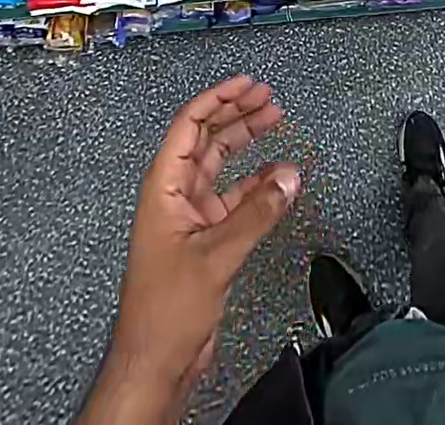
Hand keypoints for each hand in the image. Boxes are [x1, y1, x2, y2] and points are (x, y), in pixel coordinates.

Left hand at [82, 76, 299, 424]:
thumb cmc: (164, 311)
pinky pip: (235, 192)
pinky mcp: (207, 233)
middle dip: (236, 113)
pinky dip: (257, 180)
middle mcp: (176, 194)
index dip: (217, 99)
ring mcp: (192, 213)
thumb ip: (257, 213)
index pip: (190, 126)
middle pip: (207, 137)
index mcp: (165, 187)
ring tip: (273, 119)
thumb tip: (288, 177)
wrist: (157, 361)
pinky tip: (276, 175)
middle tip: (265, 96)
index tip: (245, 84)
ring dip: (247, 140)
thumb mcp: (215, 254)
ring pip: (222, 161)